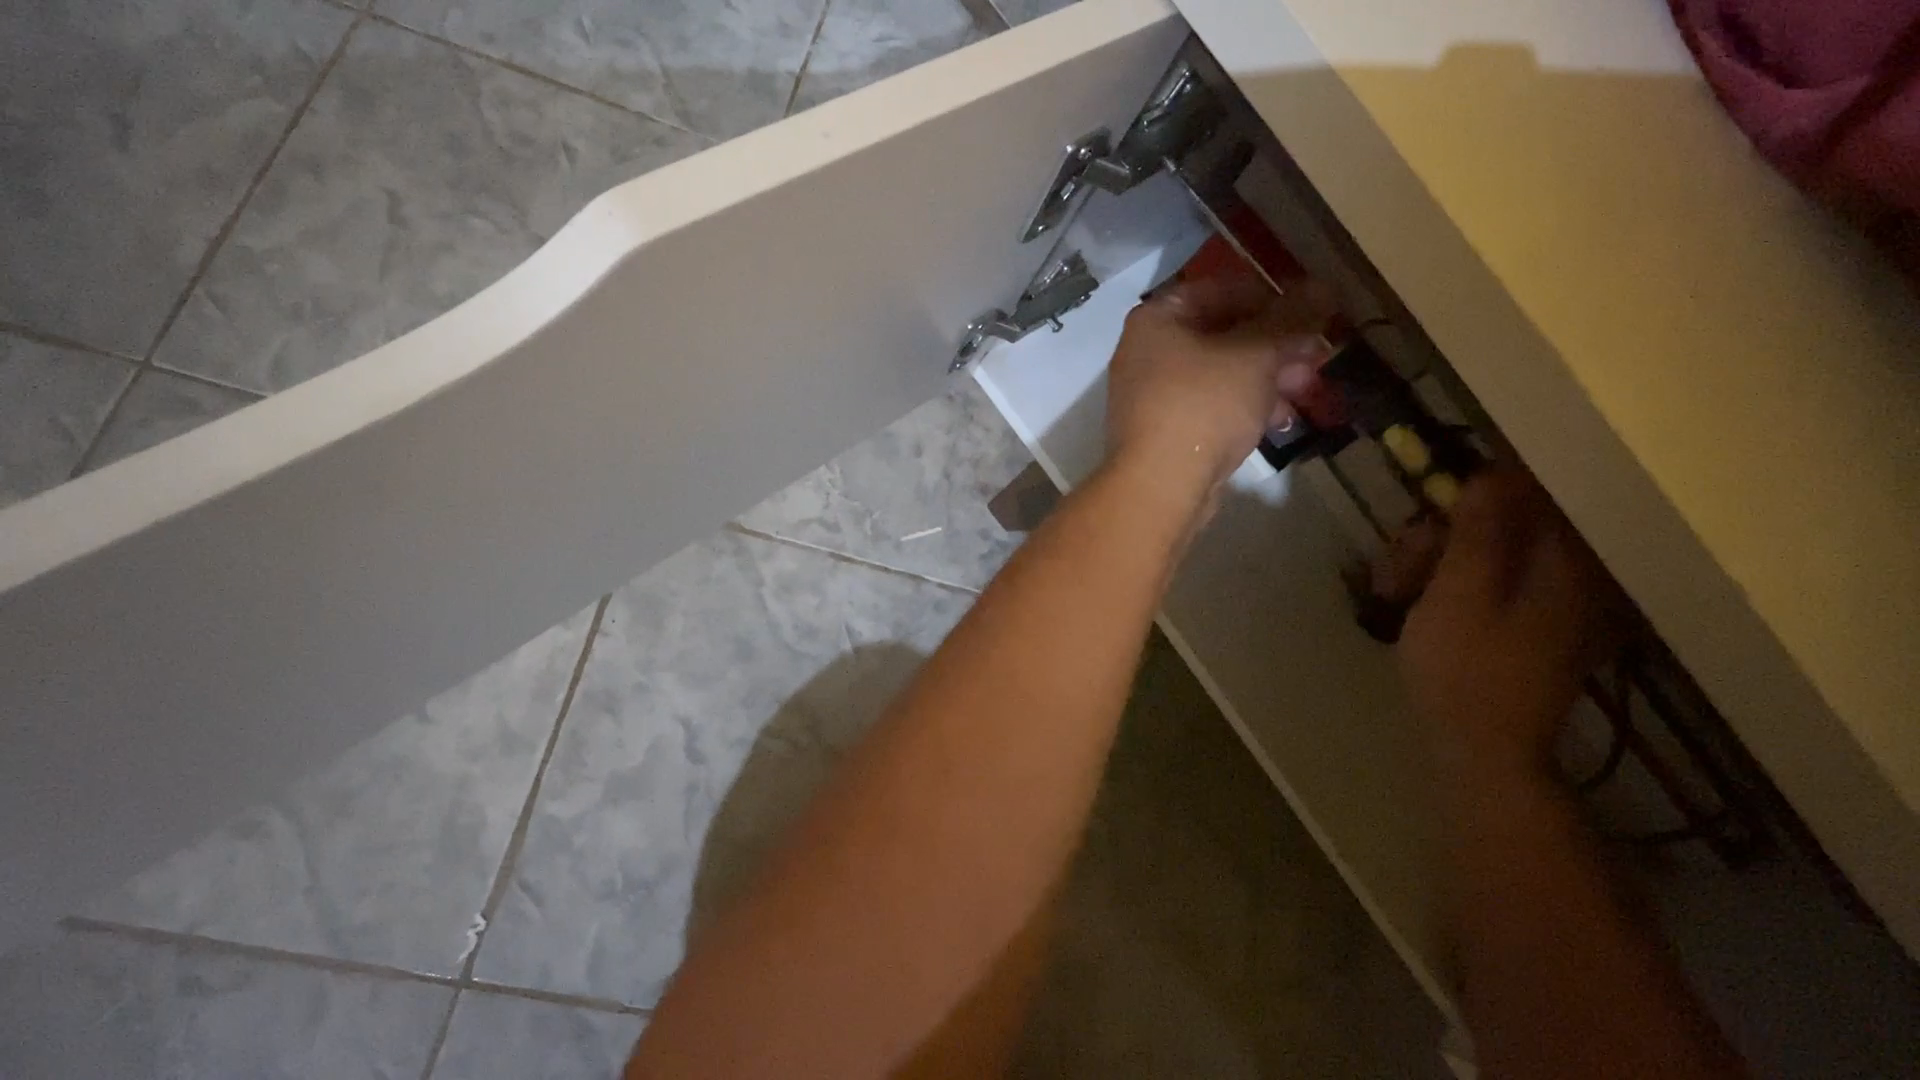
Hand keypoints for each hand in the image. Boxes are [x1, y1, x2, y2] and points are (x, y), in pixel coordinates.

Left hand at [1104, 276, 1330, 502]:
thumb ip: (1290, 319)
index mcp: (1157, 318)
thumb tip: (1322, 288)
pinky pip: (1210, 406)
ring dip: (1267, 378)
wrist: (1160, 485)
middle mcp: (1147, 350)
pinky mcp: (1164, 431)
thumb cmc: (1204, 404)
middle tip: (1317, 356)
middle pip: (1223, 334)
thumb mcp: (1255, 355)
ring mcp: (1152, 394)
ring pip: (1220, 373)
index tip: (1311, 312)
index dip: (1270, 297)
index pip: (1221, 289)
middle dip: (1275, 345)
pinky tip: (1279, 421)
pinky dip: (1244, 407)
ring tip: (1306, 391)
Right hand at [1396, 468, 1616, 778]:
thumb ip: (1477, 531)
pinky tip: (1416, 608)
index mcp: (1562, 563)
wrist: (1483, 756)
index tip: (1428, 509)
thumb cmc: (1465, 670)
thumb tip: (1491, 474)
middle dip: (1441, 536)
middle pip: (1502, 527)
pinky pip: (1491, 588)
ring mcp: (1552, 610)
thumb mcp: (1459, 592)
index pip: (1528, 494)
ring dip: (1435, 564)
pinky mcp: (1532, 634)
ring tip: (1394, 593)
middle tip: (1398, 567)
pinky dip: (1451, 590)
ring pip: (1489, 558)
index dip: (1473, 490)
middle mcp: (1569, 578)